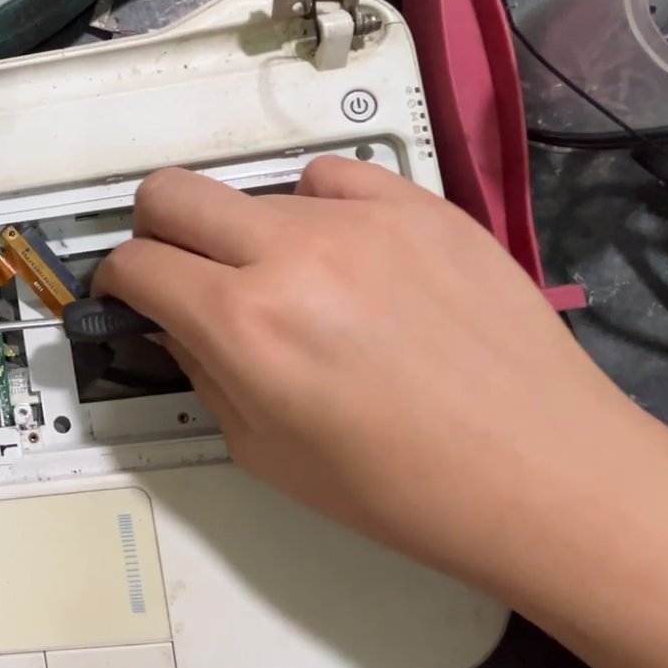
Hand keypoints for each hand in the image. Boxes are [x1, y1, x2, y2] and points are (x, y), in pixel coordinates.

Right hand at [93, 156, 656, 569]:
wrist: (550, 478)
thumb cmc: (398, 489)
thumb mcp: (260, 448)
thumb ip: (197, 366)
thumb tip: (170, 318)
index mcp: (244, 324)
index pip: (134, 262)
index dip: (116, 281)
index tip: (128, 297)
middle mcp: (292, 255)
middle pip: (167, 191)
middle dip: (151, 231)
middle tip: (178, 272)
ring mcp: (362, 220)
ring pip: (248, 191)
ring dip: (240, 236)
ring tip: (286, 285)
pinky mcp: (421, 207)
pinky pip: (329, 178)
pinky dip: (311, 211)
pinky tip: (340, 256)